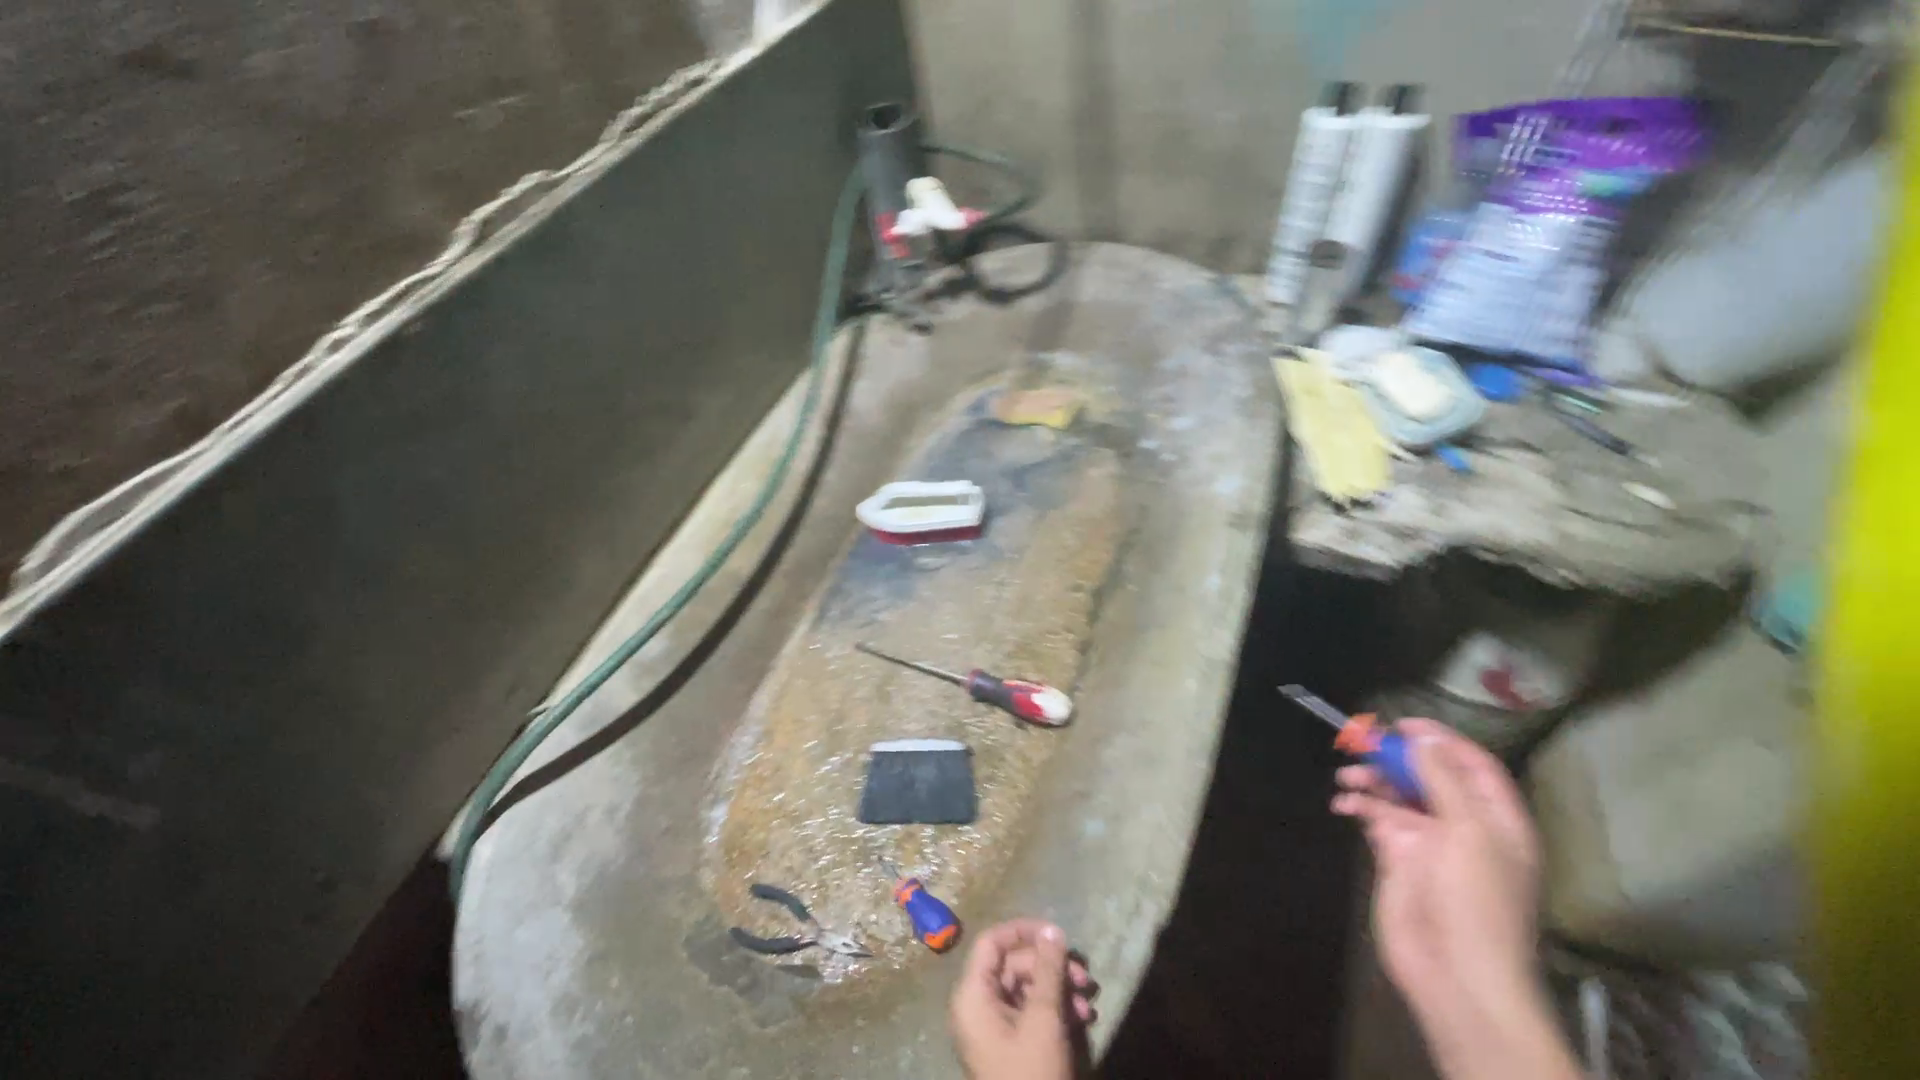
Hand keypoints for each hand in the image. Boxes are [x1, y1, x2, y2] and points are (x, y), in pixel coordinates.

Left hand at [949, 919, 1096, 1079]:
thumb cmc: (1030, 1073)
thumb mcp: (1043, 1019)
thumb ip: (1048, 970)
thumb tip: (1053, 931)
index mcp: (973, 994)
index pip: (992, 942)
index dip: (1024, 931)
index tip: (1058, 933)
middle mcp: (977, 1005)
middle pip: (1014, 966)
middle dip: (1051, 968)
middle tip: (1085, 978)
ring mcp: (993, 1027)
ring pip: (1026, 989)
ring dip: (1059, 991)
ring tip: (1088, 1007)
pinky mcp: (1010, 1045)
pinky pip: (1030, 1013)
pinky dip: (1055, 1011)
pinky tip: (1083, 1020)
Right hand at [1333, 719, 1578, 1079]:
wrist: (1455, 971)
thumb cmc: (1475, 899)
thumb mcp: (1468, 831)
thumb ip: (1442, 779)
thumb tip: (1421, 737)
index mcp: (1496, 818)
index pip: (1472, 764)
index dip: (1441, 740)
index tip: (1403, 724)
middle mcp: (1464, 824)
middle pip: (1429, 776)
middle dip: (1397, 757)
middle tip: (1362, 744)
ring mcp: (1429, 842)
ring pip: (1398, 795)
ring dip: (1373, 780)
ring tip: (1348, 774)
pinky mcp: (1398, 859)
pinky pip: (1376, 820)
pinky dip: (1359, 806)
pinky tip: (1344, 803)